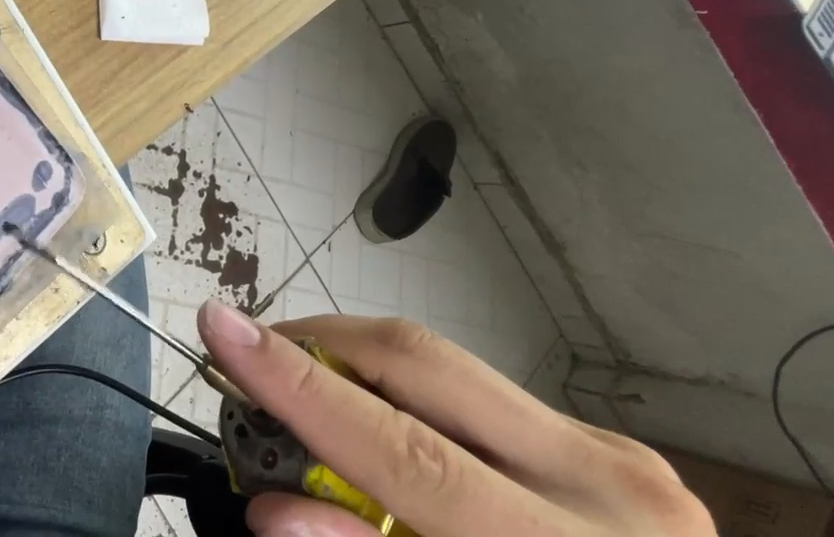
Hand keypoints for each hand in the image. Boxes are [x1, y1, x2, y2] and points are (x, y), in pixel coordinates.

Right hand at [195, 302, 712, 536]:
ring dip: (349, 362)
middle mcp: (607, 486)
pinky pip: (466, 386)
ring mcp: (615, 454)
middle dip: (313, 343)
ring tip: (298, 388)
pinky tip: (372, 417)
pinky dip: (396, 389)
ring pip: (438, 360)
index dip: (297, 386)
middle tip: (247, 356)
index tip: (217, 325)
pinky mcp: (606, 441)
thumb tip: (270, 508)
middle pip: (418, 362)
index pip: (403, 451)